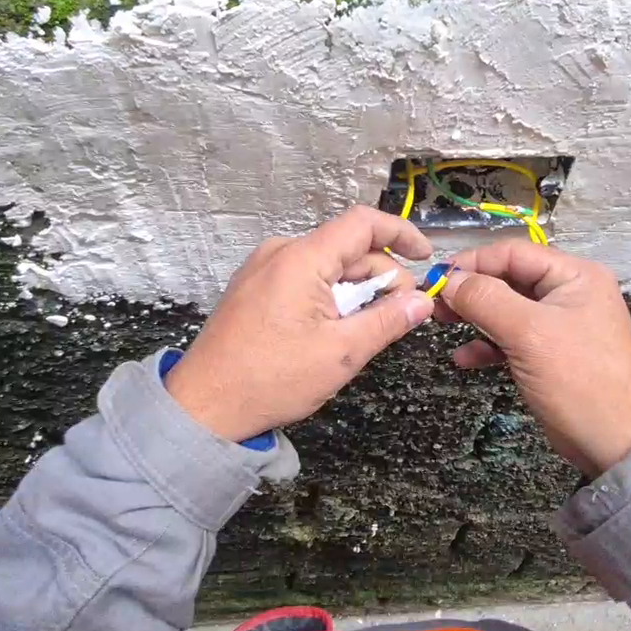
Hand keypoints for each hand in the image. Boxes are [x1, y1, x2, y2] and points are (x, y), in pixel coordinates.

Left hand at [166, 206, 436, 441]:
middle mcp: (280, 253)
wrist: (203, 407)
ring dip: (355, 290)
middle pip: (347, 248)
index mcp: (301, 258)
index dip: (401, 234)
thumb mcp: (341, 353)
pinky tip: (334, 330)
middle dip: (381, 276)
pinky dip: (329, 296)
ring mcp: (262, 269)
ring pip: (326, 266)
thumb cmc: (269, 380)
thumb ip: (388, 321)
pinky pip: (303, 279)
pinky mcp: (254, 288)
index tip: (426, 258)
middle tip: (402, 316)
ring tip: (364, 331)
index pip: (363, 223)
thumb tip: (422, 302)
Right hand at [434, 241, 630, 476]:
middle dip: (470, 290)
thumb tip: (448, 280)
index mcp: (575, 275)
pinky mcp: (550, 354)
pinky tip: (464, 358)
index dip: (473, 262)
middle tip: (434, 302)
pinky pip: (511, 338)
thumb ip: (485, 299)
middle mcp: (569, 293)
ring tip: (441, 324)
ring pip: (506, 309)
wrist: (615, 444)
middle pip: (508, 279)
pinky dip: (486, 344)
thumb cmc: (577, 380)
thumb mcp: (528, 333)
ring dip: (474, 316)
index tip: (436, 277)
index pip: (514, 253)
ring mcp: (559, 325)